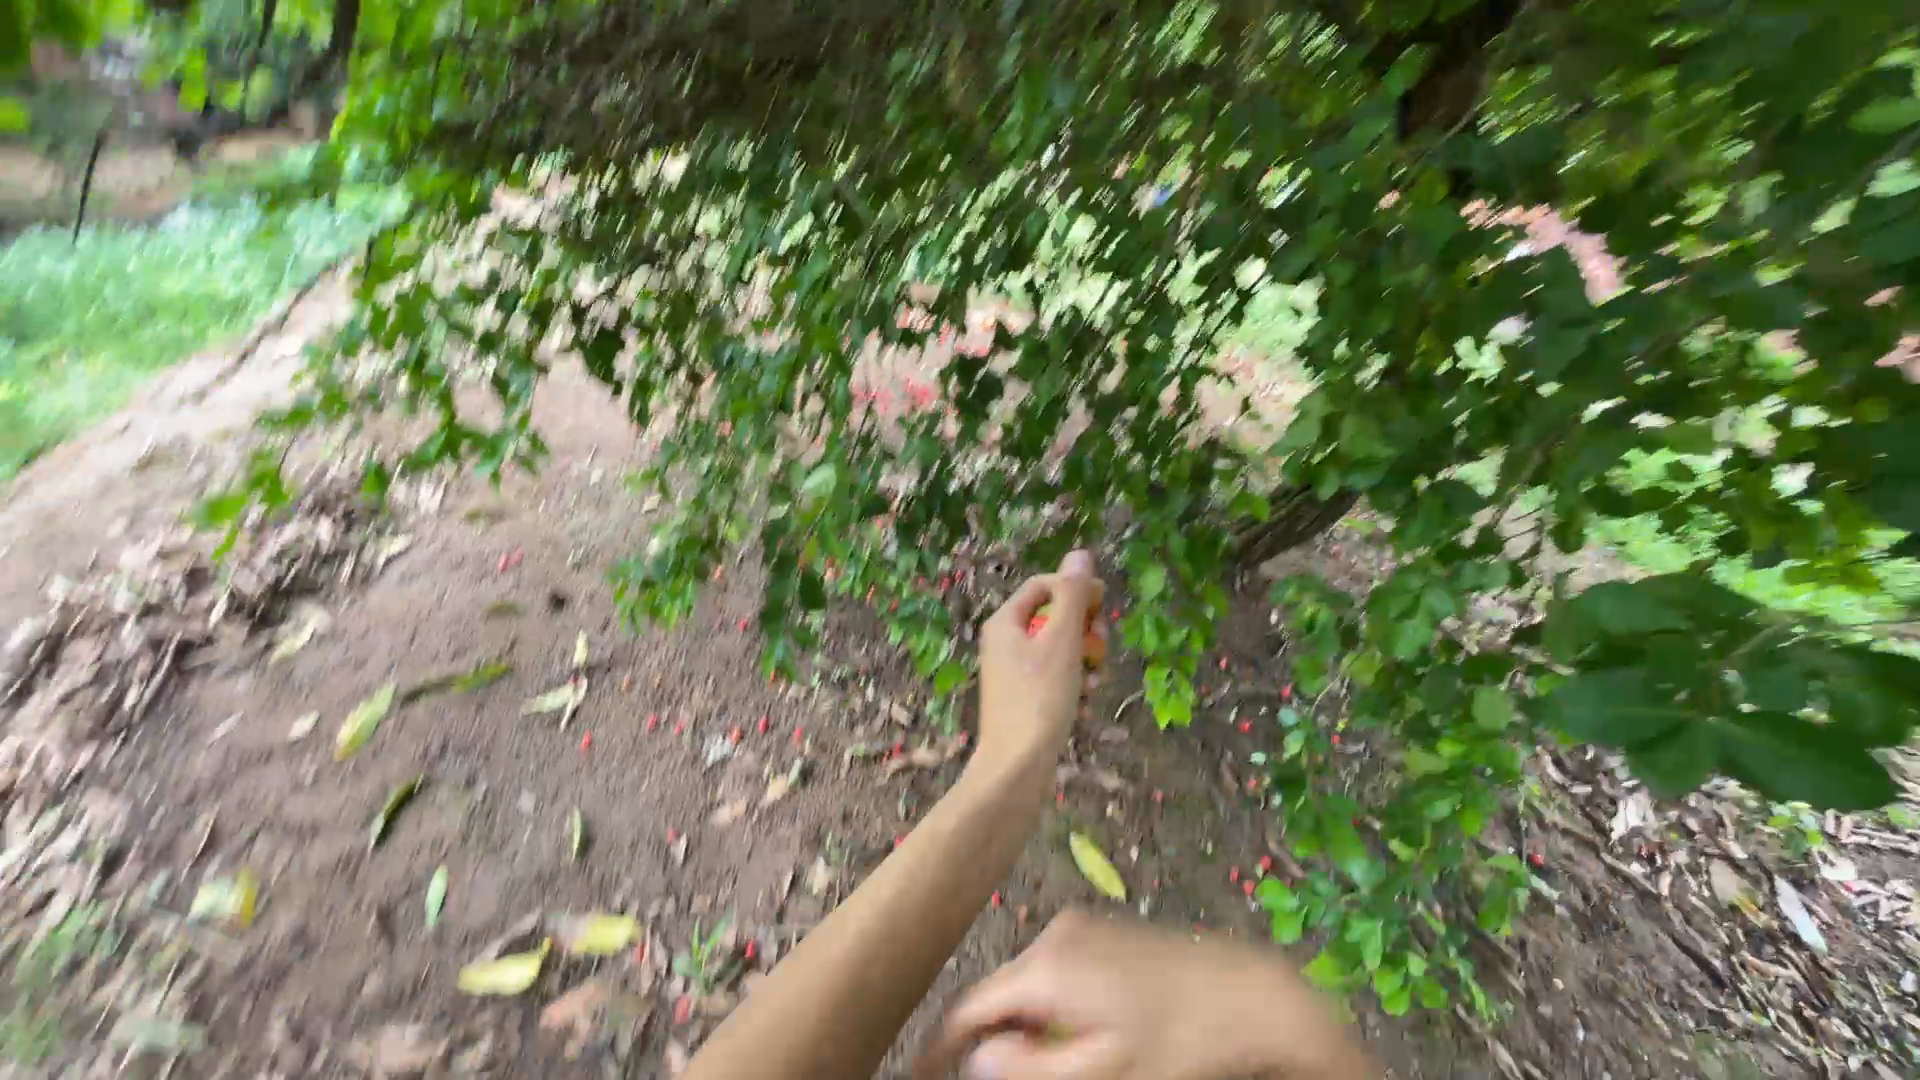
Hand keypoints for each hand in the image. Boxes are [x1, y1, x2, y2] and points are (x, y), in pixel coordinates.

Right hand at [923, 911, 1371, 1079]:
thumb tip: (976, 1060)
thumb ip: (1032, 1068)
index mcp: (1049, 967)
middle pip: (1000, 990)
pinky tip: (1077, 1028)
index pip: (973, 1006)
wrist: (1243, 990)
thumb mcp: (1105, 1070)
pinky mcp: (1098, 928)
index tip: (924, 1072)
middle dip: (993, 1035)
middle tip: (995, 1075)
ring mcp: (1078, 925)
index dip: (945, 1045)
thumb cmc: (1178, 1040)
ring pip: (1027, 978)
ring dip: (1023, 1019)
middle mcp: (1055, 934)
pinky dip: (1049, 1000)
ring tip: (1049, 1060)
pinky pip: (1054, 965)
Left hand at [974, 550, 1104, 778]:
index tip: (1102, 607)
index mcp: (1006, 622)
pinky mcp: (1023, 699)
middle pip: (1054, 617)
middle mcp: (1004, 642)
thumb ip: (1073, 595)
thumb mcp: (1062, 641)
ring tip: (1092, 685)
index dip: (1076, 590)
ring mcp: (1012, 672)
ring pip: (1061, 650)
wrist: (1016, 766)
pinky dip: (1074, 687)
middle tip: (1099, 651)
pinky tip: (1082, 707)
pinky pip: (1056, 679)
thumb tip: (1080, 554)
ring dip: (1085, 663)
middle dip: (1084, 632)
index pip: (1044, 585)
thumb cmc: (1039, 698)